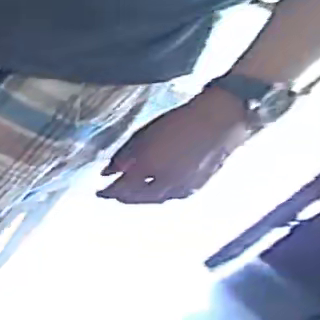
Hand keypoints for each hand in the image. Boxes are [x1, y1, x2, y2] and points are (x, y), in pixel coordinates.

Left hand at [98, 88, 252, 202]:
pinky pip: (173, 196)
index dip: (107, 192)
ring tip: (131, 195)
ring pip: (156, 199)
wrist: (220, 119)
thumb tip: (106, 173)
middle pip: (137, 197)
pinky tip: (155, 192)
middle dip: (122, 197)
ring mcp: (184, 185)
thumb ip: (122, 158)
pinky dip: (160, 196)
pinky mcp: (199, 184)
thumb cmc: (178, 123)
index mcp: (147, 169)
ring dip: (140, 199)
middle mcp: (165, 182)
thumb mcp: (141, 137)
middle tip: (113, 195)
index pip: (120, 189)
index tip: (99, 192)